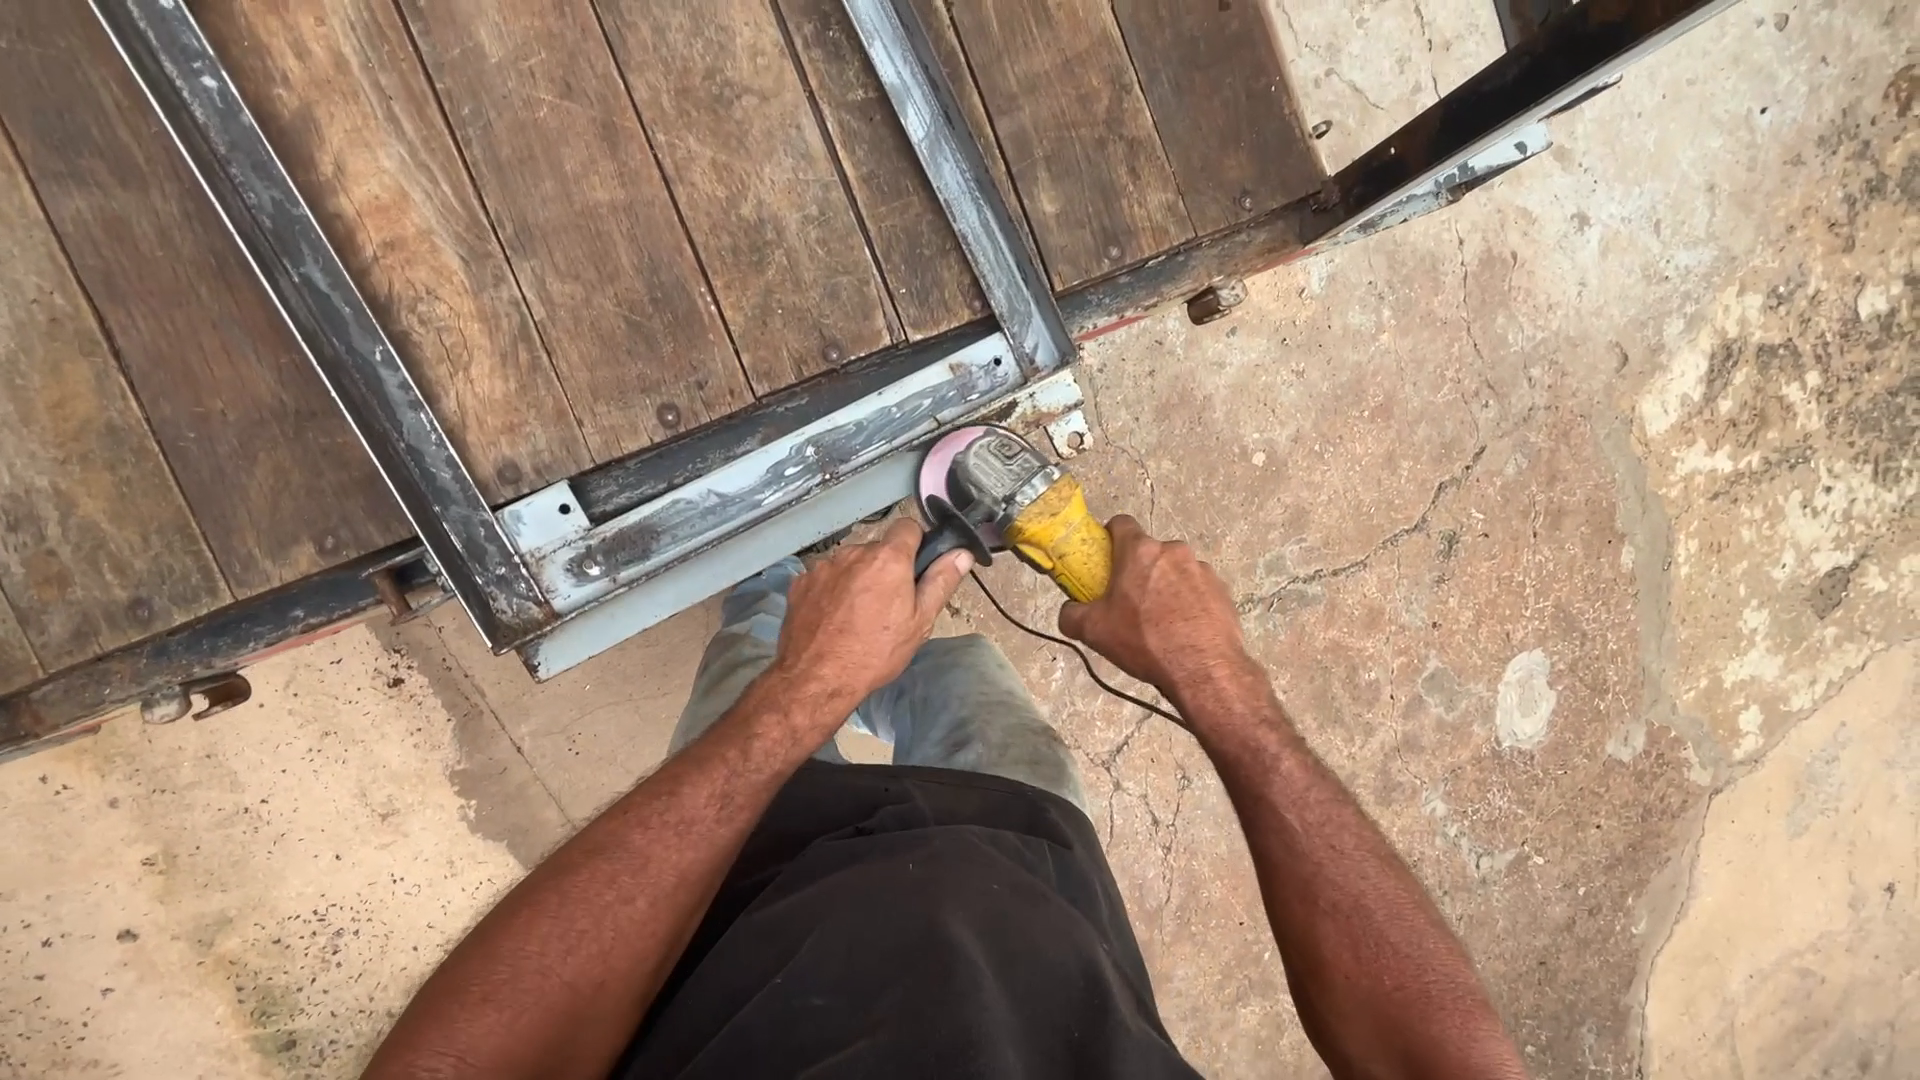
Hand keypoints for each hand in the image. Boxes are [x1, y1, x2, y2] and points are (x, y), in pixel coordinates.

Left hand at [770, 518, 971, 714]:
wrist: (818, 678)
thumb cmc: (876, 652)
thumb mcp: (920, 622)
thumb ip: (941, 582)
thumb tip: (961, 553)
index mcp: (888, 559)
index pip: (907, 527)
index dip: (915, 544)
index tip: (915, 567)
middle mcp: (854, 552)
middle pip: (877, 549)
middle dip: (884, 568)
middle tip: (888, 603)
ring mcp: (824, 566)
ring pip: (850, 563)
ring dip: (857, 578)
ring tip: (857, 615)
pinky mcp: (801, 582)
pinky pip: (825, 577)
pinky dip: (831, 590)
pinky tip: (833, 618)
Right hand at [1057, 515, 1256, 704]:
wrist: (1204, 669)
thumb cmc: (1144, 641)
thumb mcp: (1093, 631)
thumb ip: (1071, 615)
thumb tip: (1069, 613)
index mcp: (1140, 551)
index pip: (1120, 523)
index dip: (1110, 537)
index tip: (1106, 560)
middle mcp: (1173, 551)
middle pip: (1149, 552)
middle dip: (1138, 570)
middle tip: (1129, 602)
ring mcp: (1202, 569)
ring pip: (1175, 570)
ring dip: (1165, 586)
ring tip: (1160, 621)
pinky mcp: (1222, 590)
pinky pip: (1197, 589)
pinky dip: (1188, 602)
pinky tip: (1183, 629)